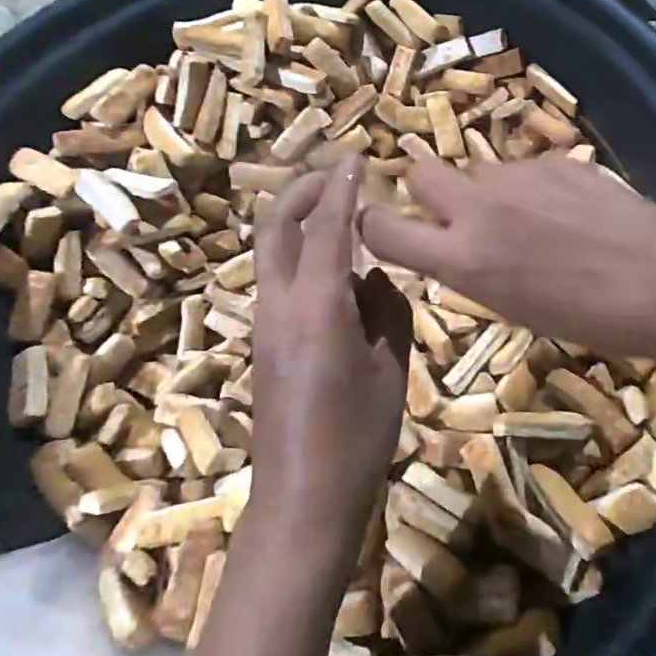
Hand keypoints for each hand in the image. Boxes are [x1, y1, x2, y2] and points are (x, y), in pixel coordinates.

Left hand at [251, 157, 409, 525]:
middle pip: (275, 227)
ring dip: (298, 223)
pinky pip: (279, 282)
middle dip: (300, 190)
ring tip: (340, 215)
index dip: (342, 188)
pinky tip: (338, 274)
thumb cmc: (358, 435)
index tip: (356, 158)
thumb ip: (390, 311)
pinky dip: (302, 258)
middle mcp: (280, 305)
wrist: (304, 496)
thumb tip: (379, 276)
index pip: (327, 228)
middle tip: (334, 174)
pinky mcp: (264, 343)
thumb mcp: (391, 369)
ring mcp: (265, 324)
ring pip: (271, 253)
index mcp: (318, 307)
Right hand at [358, 155, 655, 357]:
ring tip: (534, 220)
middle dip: (428, 190)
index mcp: (465, 260)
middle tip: (458, 214)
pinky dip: (534, 187)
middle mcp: (480, 209)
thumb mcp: (515, 307)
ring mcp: (519, 177)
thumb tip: (457, 246)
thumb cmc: (591, 319)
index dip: (374, 224)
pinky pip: (524, 168)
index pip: (383, 229)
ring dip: (489, 191)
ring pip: (479, 170)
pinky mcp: (556, 160)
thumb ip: (473, 269)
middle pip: (421, 172)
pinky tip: (571, 211)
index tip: (380, 225)